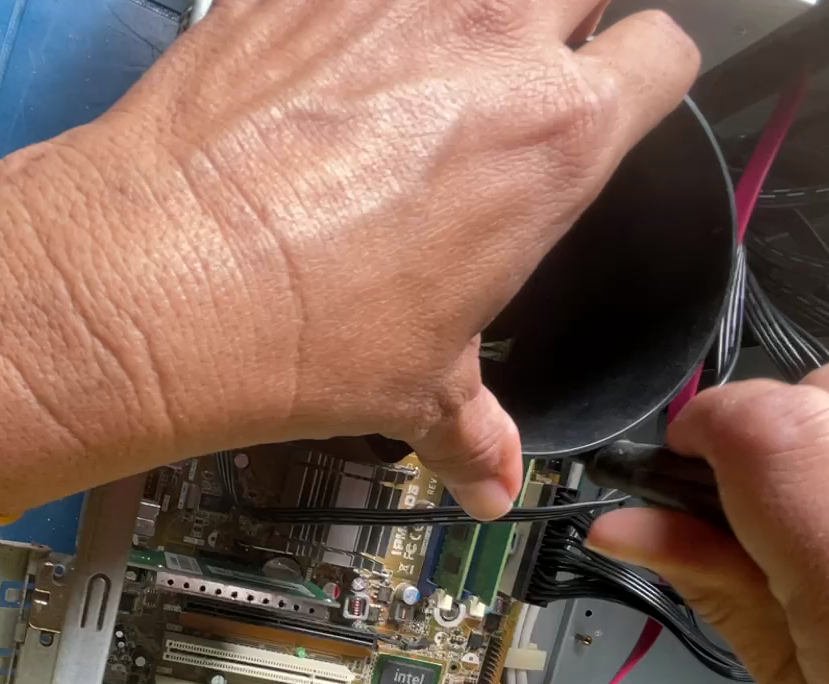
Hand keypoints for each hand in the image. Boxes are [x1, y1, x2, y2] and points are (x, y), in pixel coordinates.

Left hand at [0, 0, 698, 519]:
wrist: (167, 282)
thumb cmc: (307, 339)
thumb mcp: (408, 391)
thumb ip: (471, 431)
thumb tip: (493, 490)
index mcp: (554, 138)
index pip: (661, 56)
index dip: (632, 80)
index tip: (591, 112)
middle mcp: (490, 36)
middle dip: (554, 27)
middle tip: (491, 91)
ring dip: (454, 17)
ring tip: (403, 82)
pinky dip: (347, 17)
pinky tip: (311, 72)